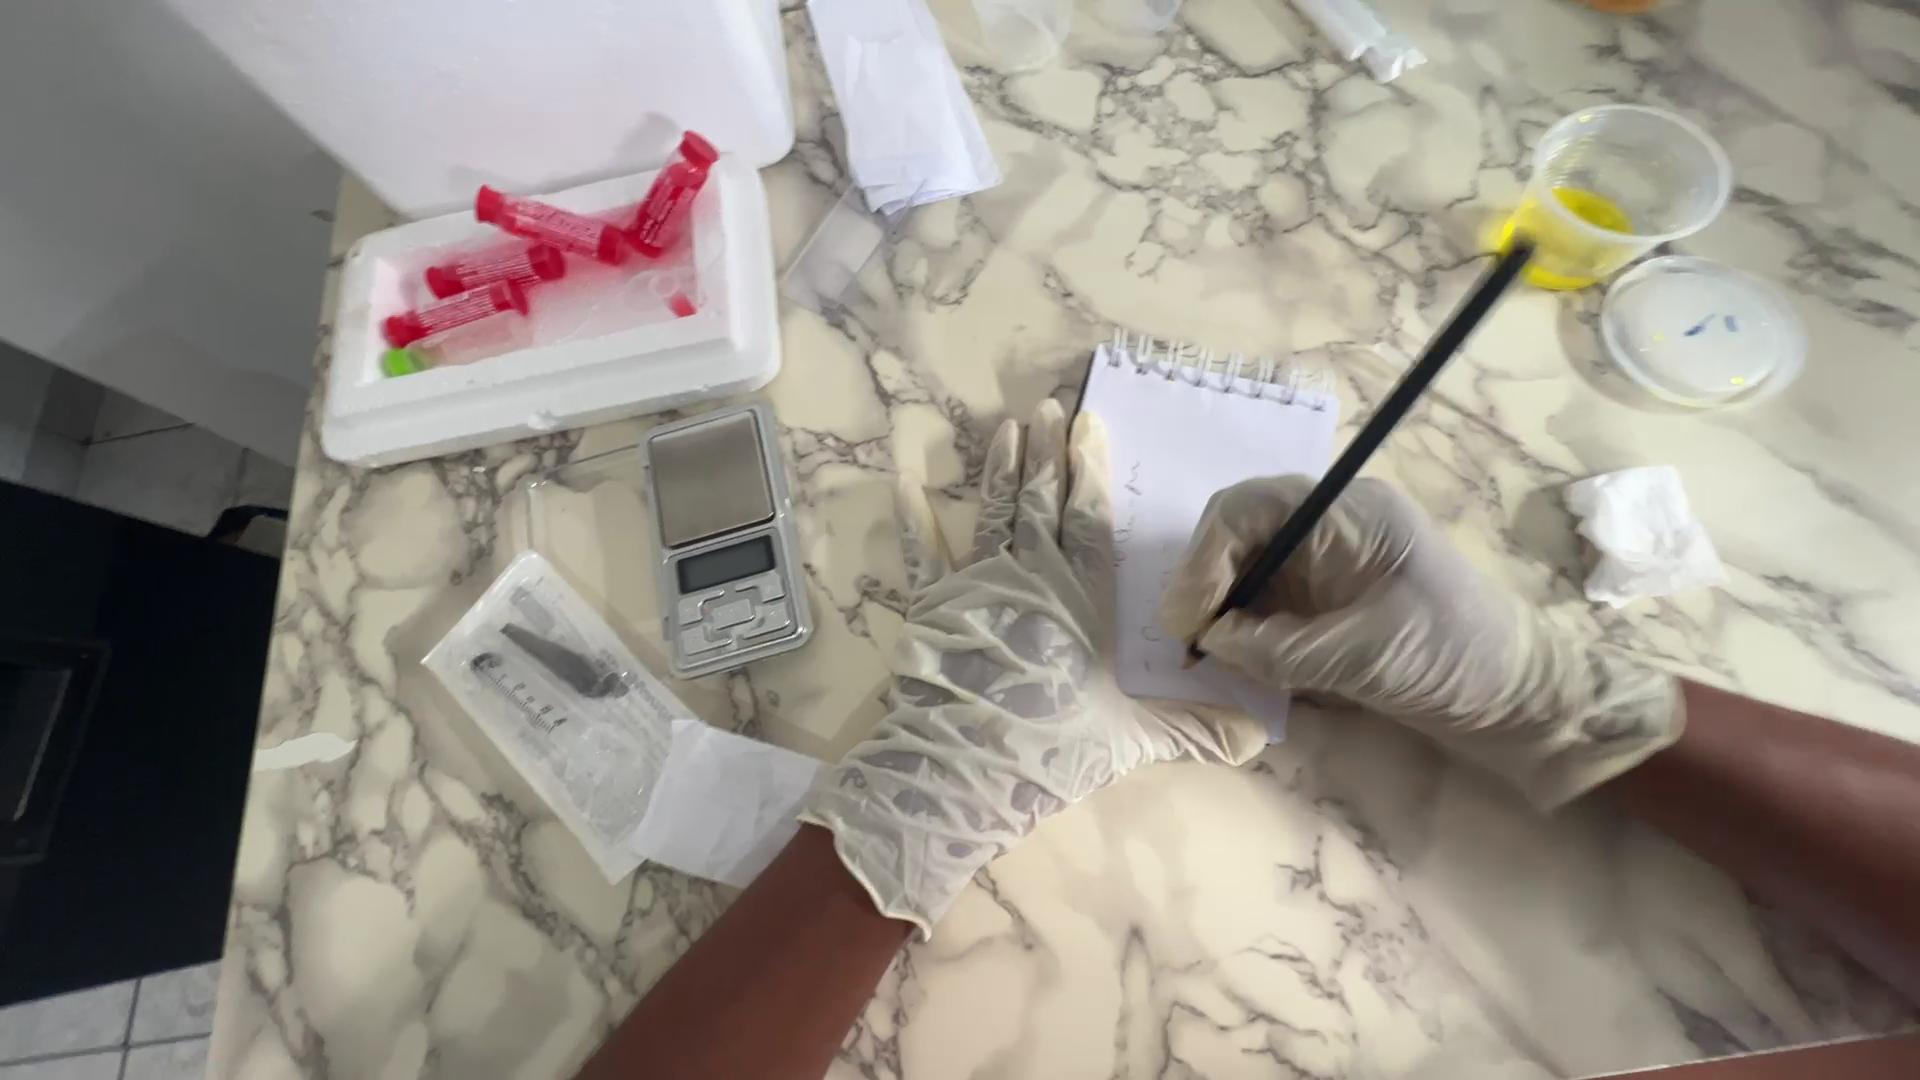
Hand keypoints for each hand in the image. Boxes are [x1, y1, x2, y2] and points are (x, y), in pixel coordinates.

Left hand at [800, 400, 1268, 935]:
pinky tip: (904, 479)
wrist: (963, 765)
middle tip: (1047, 407)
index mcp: (1077, 598)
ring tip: (1005, 427)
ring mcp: (975, 583)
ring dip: (999, 467)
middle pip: (1039, 502)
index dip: (1089, 471)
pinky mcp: (932, 602)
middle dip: (1046, 453)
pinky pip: (921, 551)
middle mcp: (1028, 575)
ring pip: (991, 512)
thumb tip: (1259, 738)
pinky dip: (913, 516)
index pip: (1087, 520)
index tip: (1088, 426)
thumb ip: (1191, 728)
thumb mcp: (1129, 737)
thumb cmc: (1048, 745)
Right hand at [1159, 476, 1683, 808]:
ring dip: (1213, 600)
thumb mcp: (1366, 655)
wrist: (1517, 700)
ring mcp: (1319, 558)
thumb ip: (1279, 647)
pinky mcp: (1316, 593)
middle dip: (1201, 578)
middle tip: (1185, 633)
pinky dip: (1233, 620)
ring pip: (1238, 562)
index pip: (1248, 510)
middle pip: (1234, 530)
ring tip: (1202, 645)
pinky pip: (1256, 594)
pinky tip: (1230, 650)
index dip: (1205, 558)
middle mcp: (1325, 525)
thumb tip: (1211, 640)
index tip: (1190, 617)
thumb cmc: (1458, 661)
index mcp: (1348, 515)